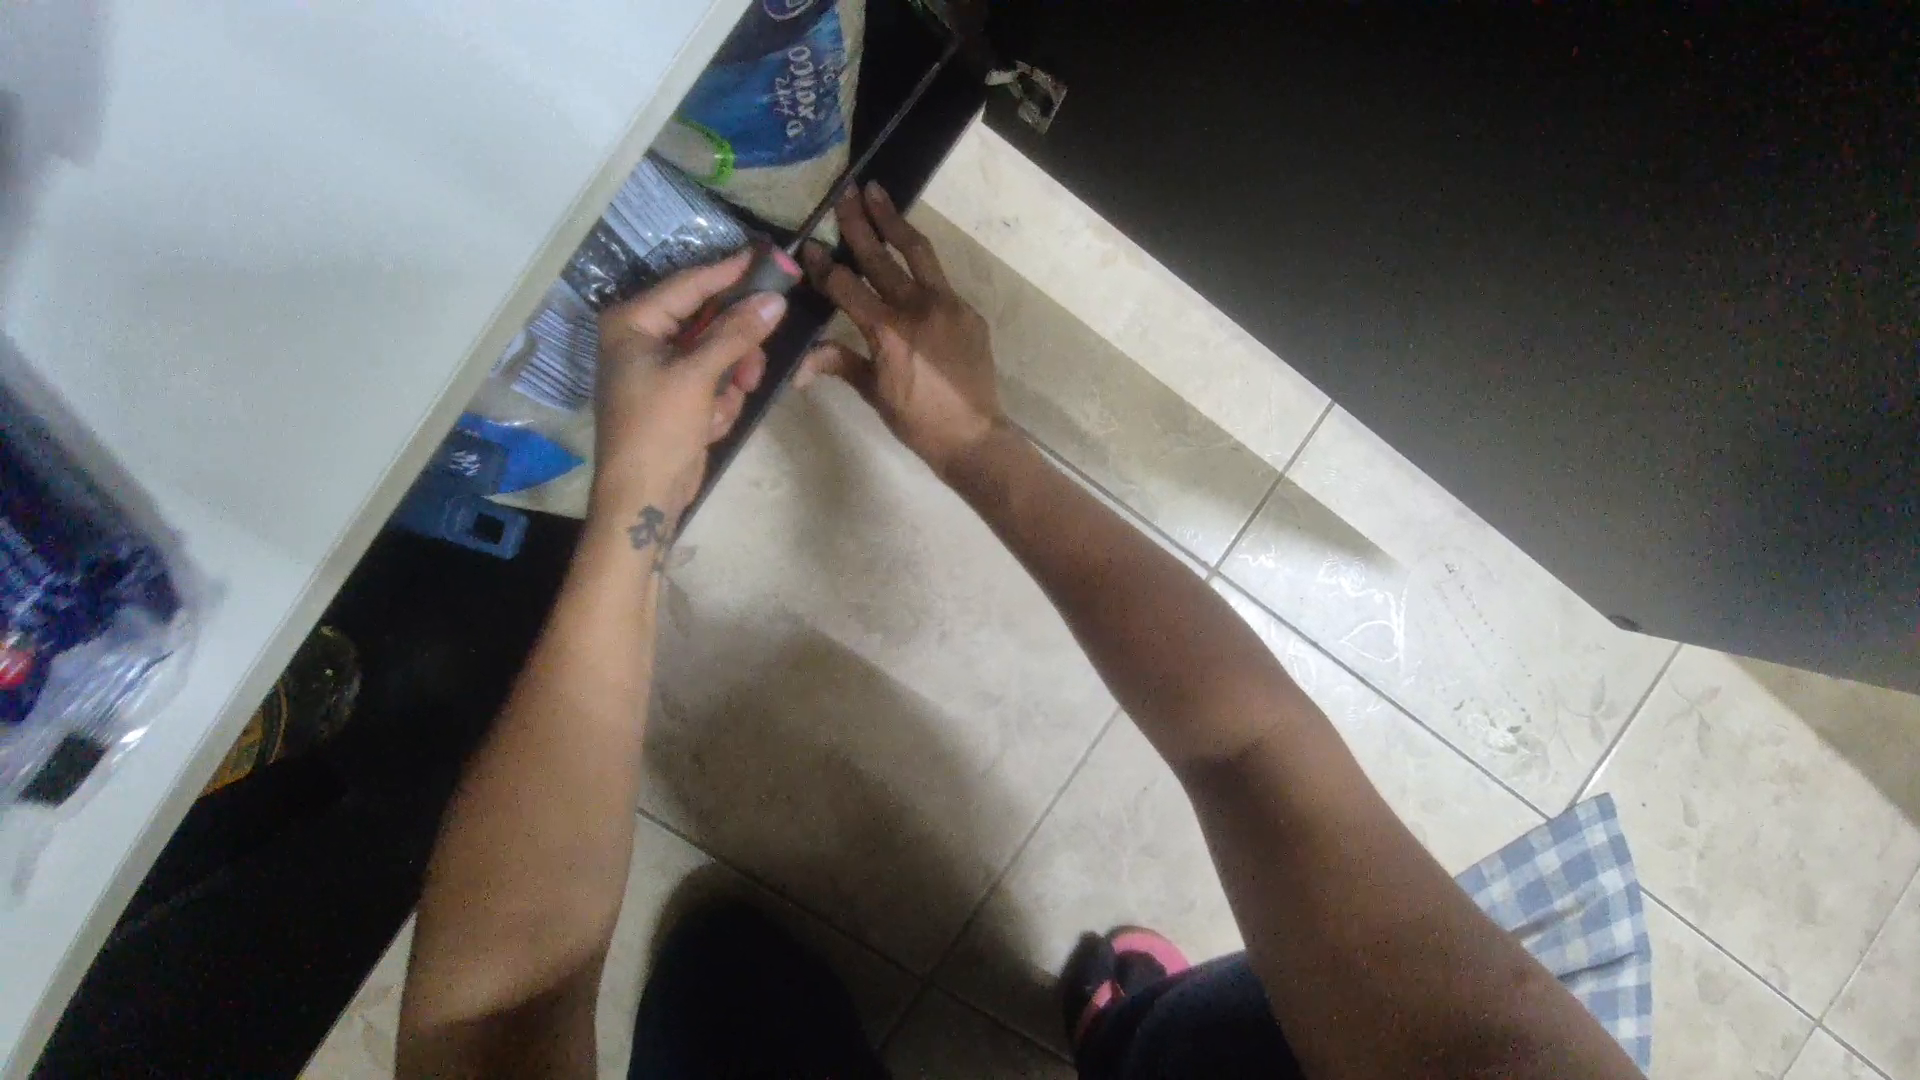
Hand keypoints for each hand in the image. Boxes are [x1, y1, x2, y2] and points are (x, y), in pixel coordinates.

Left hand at [590, 253, 784, 524]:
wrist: (644, 494)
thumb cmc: (658, 427)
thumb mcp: (698, 376)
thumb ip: (736, 335)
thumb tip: (775, 300)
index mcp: (633, 322)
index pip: (690, 285)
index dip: (730, 273)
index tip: (769, 260)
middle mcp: (645, 339)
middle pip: (710, 323)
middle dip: (734, 351)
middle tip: (754, 366)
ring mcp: (662, 370)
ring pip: (720, 356)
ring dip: (729, 384)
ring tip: (724, 406)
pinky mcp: (679, 398)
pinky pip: (716, 384)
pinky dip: (720, 404)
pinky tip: (709, 426)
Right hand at [798, 181, 1007, 478]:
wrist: (974, 436)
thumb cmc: (917, 422)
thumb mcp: (874, 393)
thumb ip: (840, 364)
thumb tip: (799, 366)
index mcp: (887, 331)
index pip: (846, 286)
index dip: (824, 266)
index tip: (810, 245)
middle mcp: (917, 308)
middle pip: (880, 257)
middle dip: (858, 224)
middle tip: (843, 194)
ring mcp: (948, 305)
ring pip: (917, 252)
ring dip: (894, 222)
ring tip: (878, 193)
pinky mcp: (968, 311)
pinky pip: (940, 279)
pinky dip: (922, 262)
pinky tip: (911, 254)